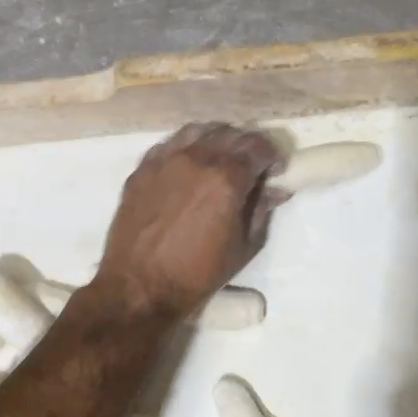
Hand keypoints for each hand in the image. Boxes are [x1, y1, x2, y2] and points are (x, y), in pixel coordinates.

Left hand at [96, 123, 285, 319]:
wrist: (140, 286)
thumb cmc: (199, 273)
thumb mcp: (244, 246)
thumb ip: (262, 210)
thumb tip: (276, 189)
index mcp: (227, 179)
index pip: (258, 146)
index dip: (273, 155)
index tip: (276, 169)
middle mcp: (197, 158)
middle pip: (231, 133)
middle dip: (248, 145)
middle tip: (252, 166)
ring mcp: (165, 159)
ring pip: (200, 130)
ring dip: (218, 139)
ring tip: (222, 159)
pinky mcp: (143, 168)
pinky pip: (171, 142)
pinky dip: (188, 146)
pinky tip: (191, 164)